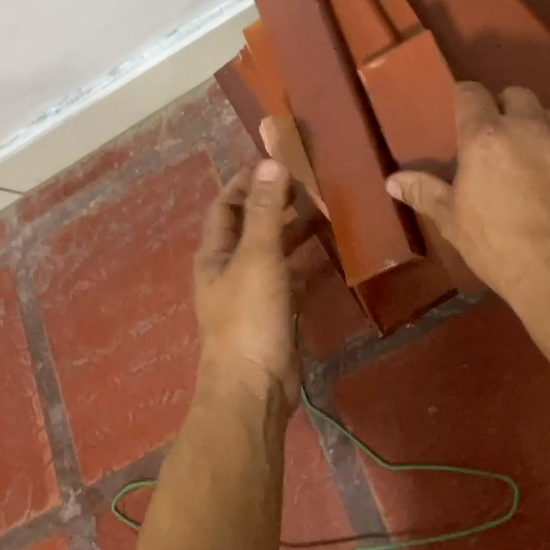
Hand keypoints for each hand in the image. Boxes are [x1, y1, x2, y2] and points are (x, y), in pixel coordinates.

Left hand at [192, 160, 313, 407]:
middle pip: (251, 226)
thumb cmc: (248, 317)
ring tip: (326, 209)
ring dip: (295, 231)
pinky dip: (310, 264)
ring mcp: (254, 293)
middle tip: (308, 182)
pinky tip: (335, 252)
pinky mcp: (277, 313)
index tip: (274, 161)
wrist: (253, 388)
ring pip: (275, 252)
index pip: (226, 205)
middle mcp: (230, 269)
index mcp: (215, 253)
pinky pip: (294, 279)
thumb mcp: (257, 257)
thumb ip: (265, 211)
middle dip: (275, 203)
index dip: (245, 182)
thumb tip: (270, 163)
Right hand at [386, 81, 549, 303]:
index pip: (470, 93)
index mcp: (484, 136)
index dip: (466, 99)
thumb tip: (392, 180)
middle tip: (500, 138)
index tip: (463, 114)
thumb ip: (424, 192)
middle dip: (506, 108)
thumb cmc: (499, 247)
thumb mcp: (453, 222)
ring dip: (539, 129)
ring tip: (535, 159)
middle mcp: (527, 126)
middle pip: (516, 95)